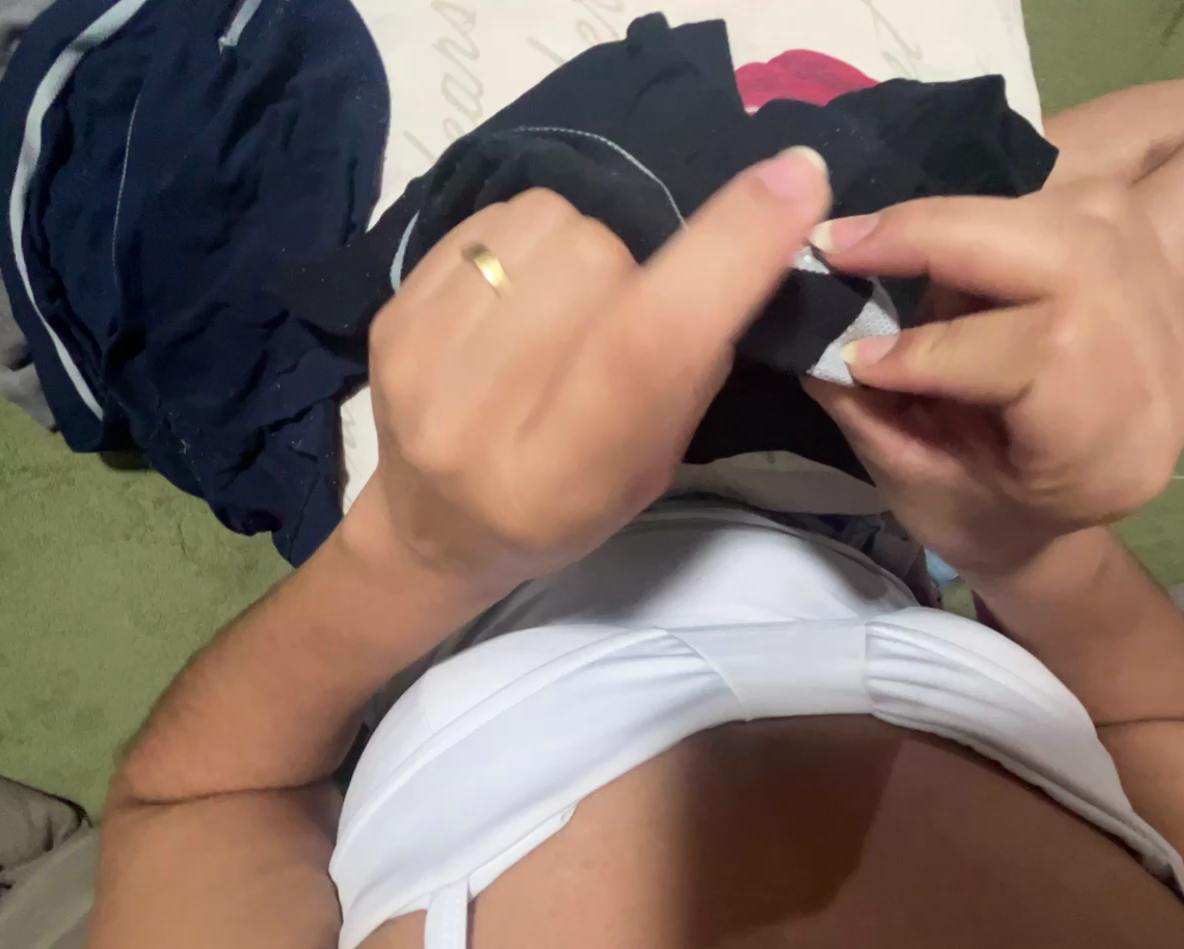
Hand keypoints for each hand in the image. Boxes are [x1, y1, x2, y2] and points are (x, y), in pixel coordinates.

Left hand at [344, 147, 832, 595]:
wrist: (434, 528)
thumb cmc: (561, 511)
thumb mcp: (645, 472)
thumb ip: (687, 375)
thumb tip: (738, 247)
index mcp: (560, 480)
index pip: (645, 349)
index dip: (724, 259)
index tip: (794, 184)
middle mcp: (477, 421)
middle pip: (594, 259)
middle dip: (632, 269)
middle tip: (614, 321)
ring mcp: (419, 363)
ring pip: (545, 223)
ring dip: (579, 248)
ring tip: (560, 311)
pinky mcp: (390, 317)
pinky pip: (492, 220)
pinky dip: (526, 245)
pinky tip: (514, 301)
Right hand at [805, 180, 1183, 577]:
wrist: (1039, 525)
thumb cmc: (972, 518)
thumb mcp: (907, 479)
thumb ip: (865, 405)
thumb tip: (811, 331)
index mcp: (1108, 457)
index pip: (1044, 356)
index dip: (936, 345)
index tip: (852, 355)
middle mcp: (1168, 383)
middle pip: (1074, 258)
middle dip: (945, 236)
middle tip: (846, 241)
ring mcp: (1177, 327)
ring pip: (1083, 218)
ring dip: (969, 225)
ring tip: (900, 260)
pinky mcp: (1161, 286)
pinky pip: (1089, 215)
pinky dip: (1002, 221)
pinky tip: (955, 252)